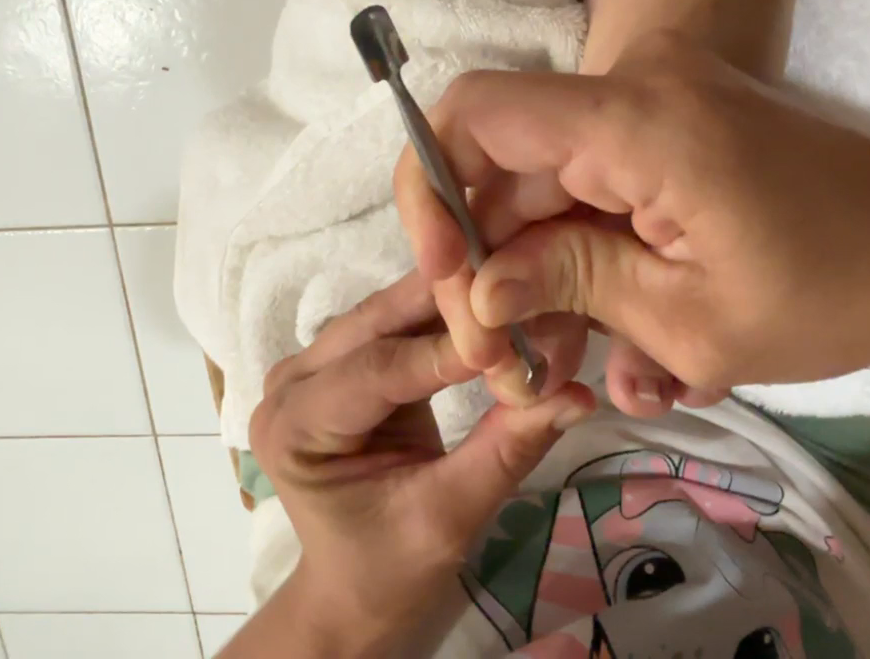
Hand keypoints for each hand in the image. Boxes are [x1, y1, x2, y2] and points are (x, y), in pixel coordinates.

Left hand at [245, 275, 595, 655]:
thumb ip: (506, 449)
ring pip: (388, 312)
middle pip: (377, 324)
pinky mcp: (341, 358)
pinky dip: (443, 314)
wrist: (359, 586)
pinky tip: (488, 304)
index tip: (515, 337)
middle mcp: (292, 382)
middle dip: (448, 303)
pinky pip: (395, 323)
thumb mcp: (451, 516)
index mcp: (295, 429)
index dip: (446, 349)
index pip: (376, 370)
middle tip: (520, 284)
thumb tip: (578, 394)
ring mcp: (312, 364)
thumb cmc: (393, 567)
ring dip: (449, 299)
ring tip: (512, 286)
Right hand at [394, 35, 869, 392]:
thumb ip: (567, 285)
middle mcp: (633, 86)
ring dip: (535, 271)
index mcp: (636, 118)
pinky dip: (578, 254)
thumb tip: (473, 290)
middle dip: (486, 263)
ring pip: (543, 186)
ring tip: (558, 368)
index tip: (444, 276)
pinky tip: (605, 337)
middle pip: (503, 165)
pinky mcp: (667, 131)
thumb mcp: (691, 319)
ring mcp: (651, 104)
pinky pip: (589, 187)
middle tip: (504, 361)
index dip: (430, 186)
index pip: (475, 112)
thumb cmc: (837, 290)